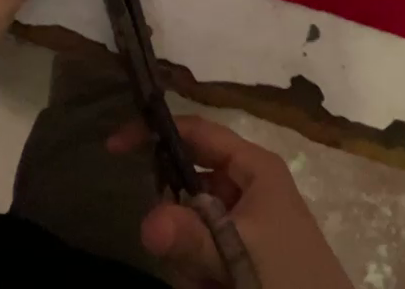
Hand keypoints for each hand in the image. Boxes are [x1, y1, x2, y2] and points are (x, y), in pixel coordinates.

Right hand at [110, 115, 350, 288]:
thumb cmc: (290, 279)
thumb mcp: (240, 255)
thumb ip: (192, 238)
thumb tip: (144, 223)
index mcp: (254, 166)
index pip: (195, 132)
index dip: (154, 132)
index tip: (114, 147)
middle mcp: (247, 186)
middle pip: (185, 184)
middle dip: (177, 222)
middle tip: (183, 255)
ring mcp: (243, 221)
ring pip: (189, 225)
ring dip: (189, 260)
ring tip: (210, 286)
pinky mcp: (241, 254)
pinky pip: (200, 254)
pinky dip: (199, 277)